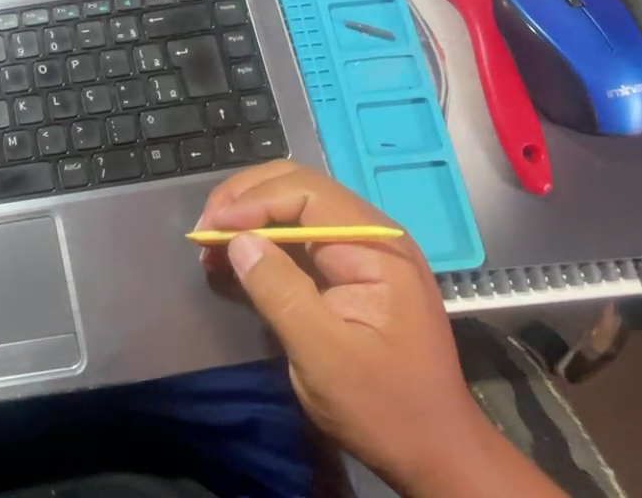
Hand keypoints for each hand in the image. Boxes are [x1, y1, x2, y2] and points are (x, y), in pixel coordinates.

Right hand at [195, 162, 511, 494]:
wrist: (436, 454)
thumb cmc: (384, 408)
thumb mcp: (324, 355)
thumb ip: (280, 292)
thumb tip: (237, 239)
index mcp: (376, 248)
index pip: (304, 193)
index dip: (251, 201)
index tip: (209, 228)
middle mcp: (372, 236)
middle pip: (297, 186)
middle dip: (245, 198)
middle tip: (205, 227)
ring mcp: (362, 251)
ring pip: (295, 204)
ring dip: (250, 214)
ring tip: (212, 241)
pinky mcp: (350, 270)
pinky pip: (300, 233)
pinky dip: (262, 235)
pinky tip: (236, 255)